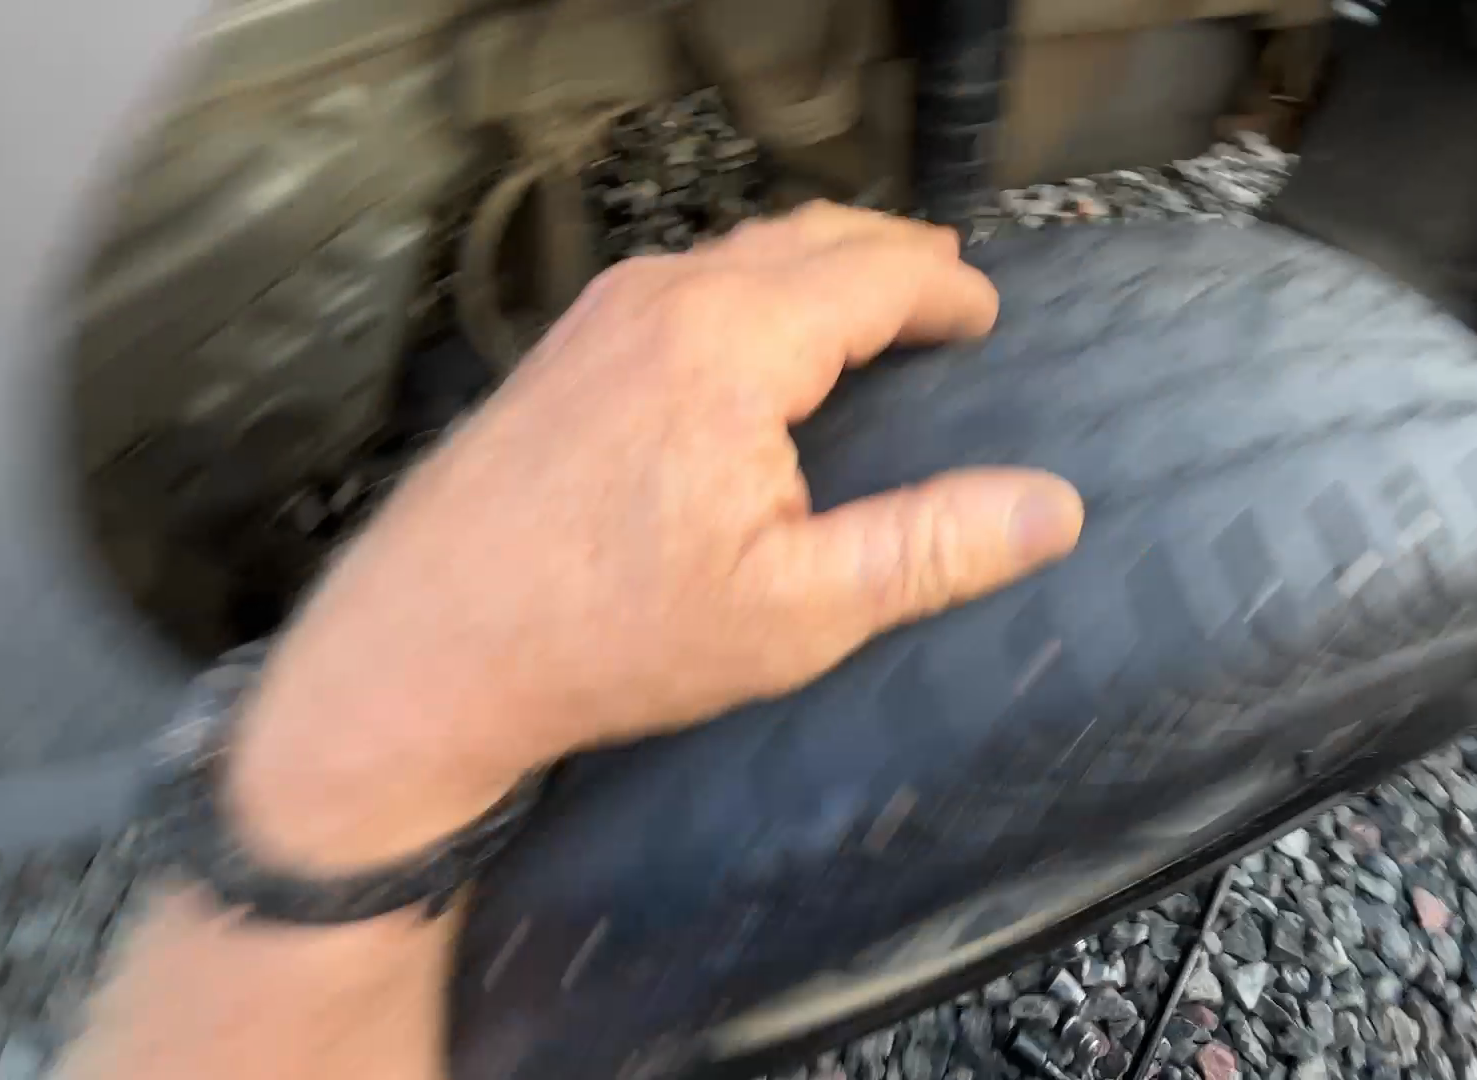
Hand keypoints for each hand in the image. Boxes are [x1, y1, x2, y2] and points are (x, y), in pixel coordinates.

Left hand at [227, 204, 1083, 867]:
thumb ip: (931, 548)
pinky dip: (760, 290)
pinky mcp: (567, 350)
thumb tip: (1055, 508)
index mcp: (731, 344)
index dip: (942, 290)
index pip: (871, 276)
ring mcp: (603, 315)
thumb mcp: (798, 609)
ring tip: (873, 303)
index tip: (985, 312)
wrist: (421, 658)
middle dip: (891, 257)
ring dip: (823, 268)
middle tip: (945, 290)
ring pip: (746, 255)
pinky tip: (767, 339)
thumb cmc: (615, 638)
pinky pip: (693, 285)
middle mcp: (664, 299)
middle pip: (809, 242)